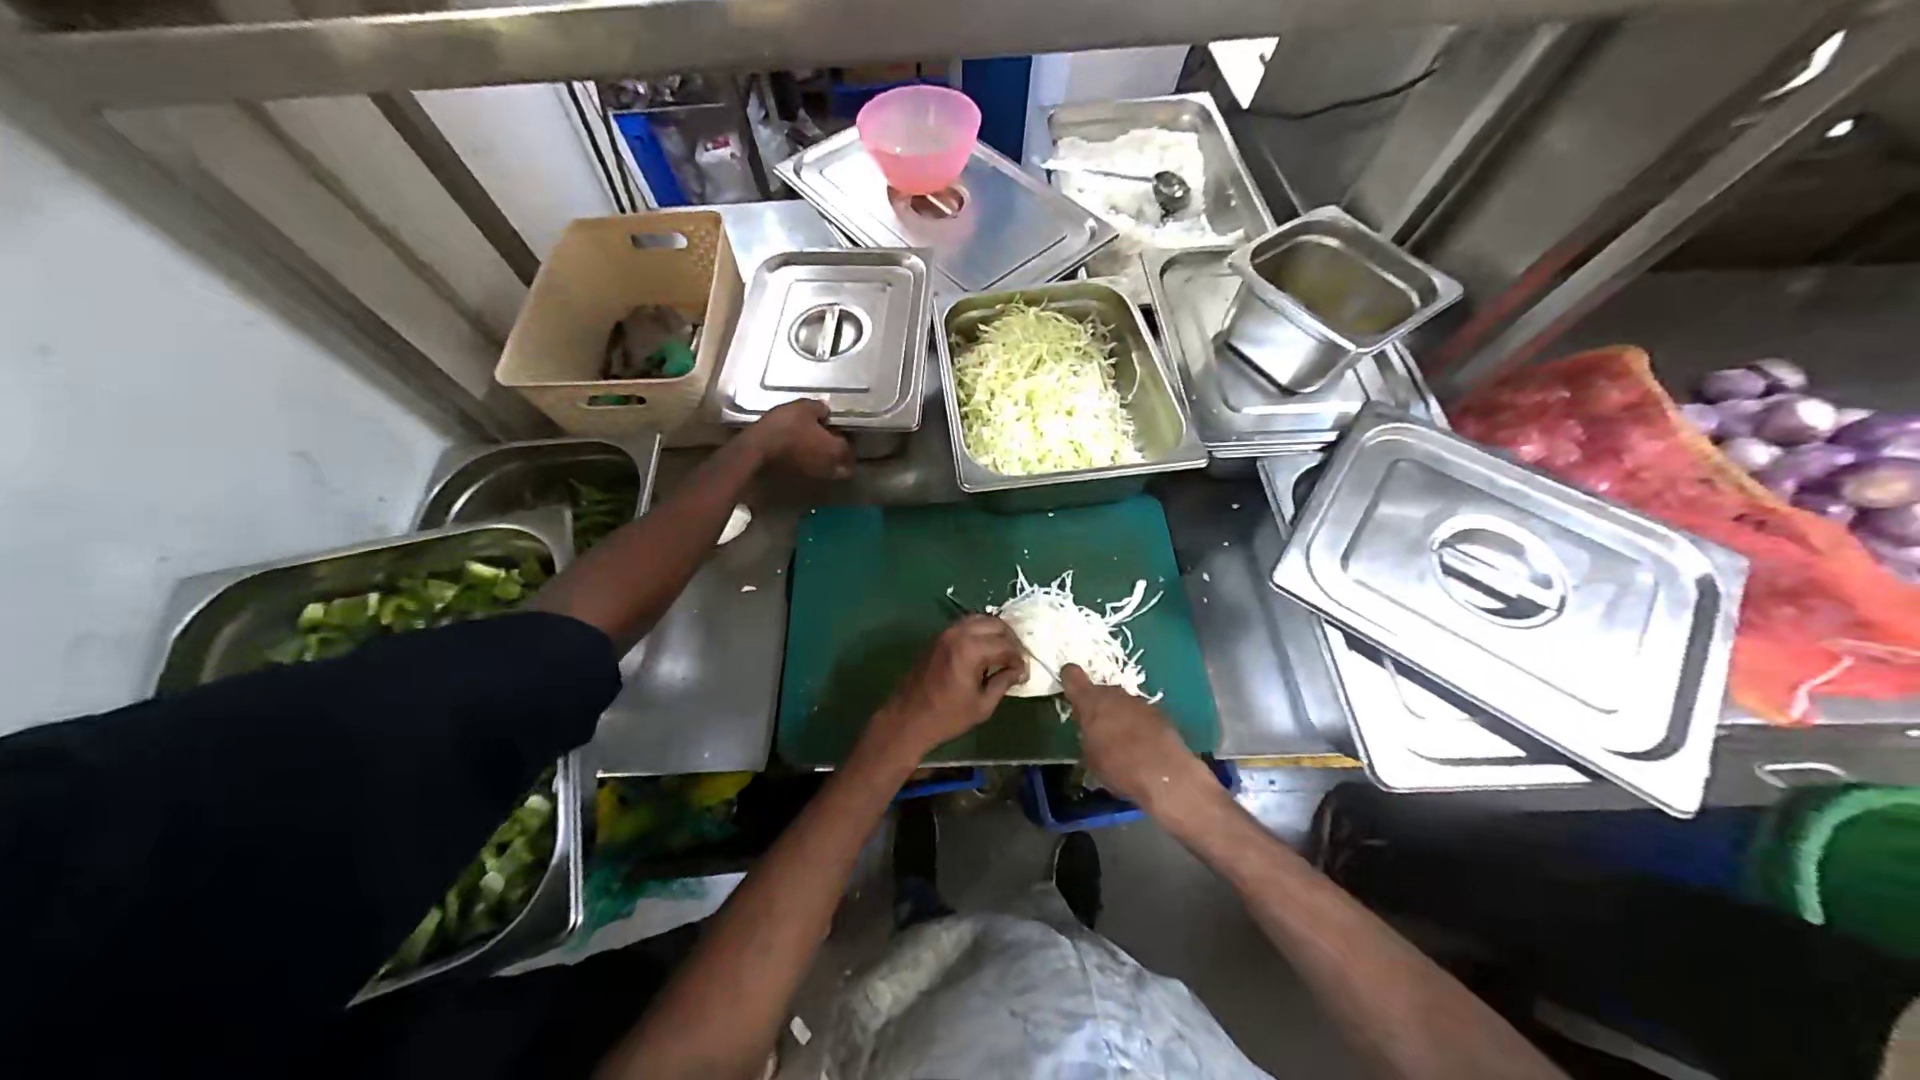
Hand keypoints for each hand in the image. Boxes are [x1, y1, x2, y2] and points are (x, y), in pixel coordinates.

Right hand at [743, 399, 853, 480]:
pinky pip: (815, 473)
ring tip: (818, 447)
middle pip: (846, 466)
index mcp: (836, 450)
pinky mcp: (800, 479)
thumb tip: (826, 412)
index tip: (834, 426)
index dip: (844, 434)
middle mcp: (830, 467)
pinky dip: (815, 465)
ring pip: (831, 472)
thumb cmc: (786, 426)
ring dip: (829, 462)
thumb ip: (820, 408)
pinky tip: (804, 453)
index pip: (850, 445)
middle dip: (844, 456)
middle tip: (833, 441)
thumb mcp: (805, 407)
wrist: (759, 448)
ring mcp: (815, 475)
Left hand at [869, 616, 1026, 759]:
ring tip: (1003, 652)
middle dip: (1010, 640)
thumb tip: (1019, 672)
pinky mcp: (937, 638)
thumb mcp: (982, 705)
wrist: (907, 719)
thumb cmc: (946, 717)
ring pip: (979, 619)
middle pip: (995, 624)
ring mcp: (944, 633)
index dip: (1019, 659)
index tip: (1023, 673)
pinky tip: (984, 650)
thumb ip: (1003, 683)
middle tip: (1016, 659)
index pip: (1005, 645)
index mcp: (970, 650)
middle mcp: (958, 634)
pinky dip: (979, 631)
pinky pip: (964, 625)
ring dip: (995, 632)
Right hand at [1063, 664, 1215, 812]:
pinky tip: (1141, 746)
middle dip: (1097, 706)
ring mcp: (1139, 703)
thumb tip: (1091, 736)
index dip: (1069, 678)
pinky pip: (1141, 715)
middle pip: (1101, 692)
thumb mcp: (1090, 758)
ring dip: (1119, 716)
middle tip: (1095, 728)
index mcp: (1090, 702)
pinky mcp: (1160, 714)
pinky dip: (1138, 725)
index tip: (1068, 683)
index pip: (1073, 677)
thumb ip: (1087, 738)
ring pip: (1122, 703)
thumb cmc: (1118, 767)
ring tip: (1120, 741)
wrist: (1165, 774)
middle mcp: (1114, 695)